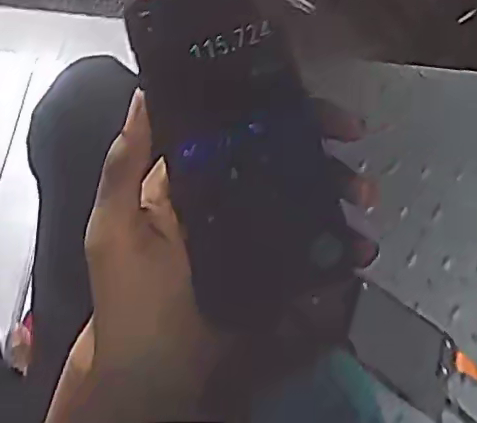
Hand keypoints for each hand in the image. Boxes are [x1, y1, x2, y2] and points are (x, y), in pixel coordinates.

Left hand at [48, 91, 378, 422]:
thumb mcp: (115, 227)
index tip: (303, 98)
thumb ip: (125, 164)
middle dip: (318, 139)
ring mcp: (252, 225)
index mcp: (190, 172)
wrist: (156, 381)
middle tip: (350, 136)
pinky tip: (357, 240)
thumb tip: (143, 95)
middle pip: (278, 148)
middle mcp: (224, 189)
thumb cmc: (129, 301)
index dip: (270, 104)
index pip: (235, 123)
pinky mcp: (273, 261)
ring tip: (361, 193)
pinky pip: (311, 238)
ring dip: (337, 183)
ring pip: (302, 188)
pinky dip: (340, 236)